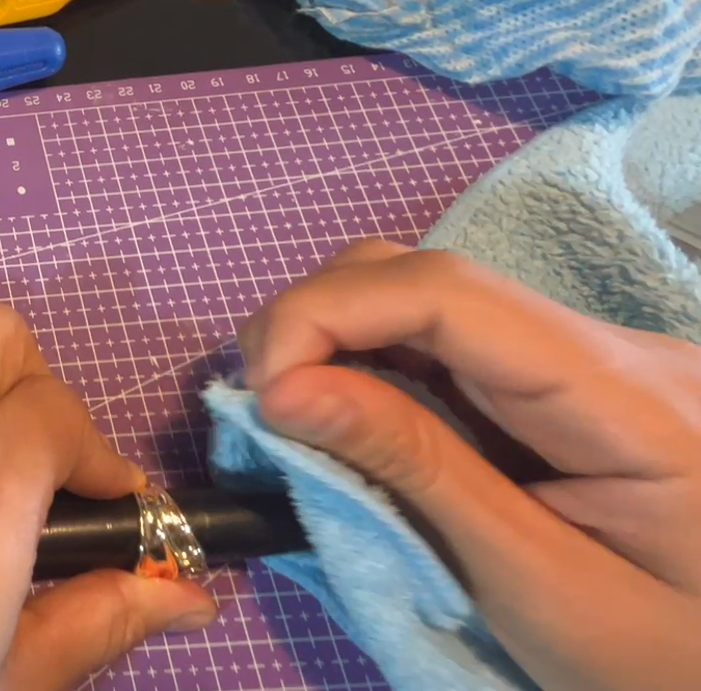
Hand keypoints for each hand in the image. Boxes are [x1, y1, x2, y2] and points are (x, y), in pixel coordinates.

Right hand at [239, 240, 700, 688]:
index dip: (322, 314)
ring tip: (293, 403)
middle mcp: (601, 345)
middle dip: (310, 320)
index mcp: (628, 395)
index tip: (265, 391)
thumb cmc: (676, 667)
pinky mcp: (541, 372)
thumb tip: (277, 391)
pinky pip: (421, 331)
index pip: (441, 291)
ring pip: (405, 290)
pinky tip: (336, 401)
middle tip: (267, 402)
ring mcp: (570, 352)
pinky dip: (352, 354)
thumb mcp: (541, 587)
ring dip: (321, 333)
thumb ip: (413, 468)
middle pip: (412, 275)